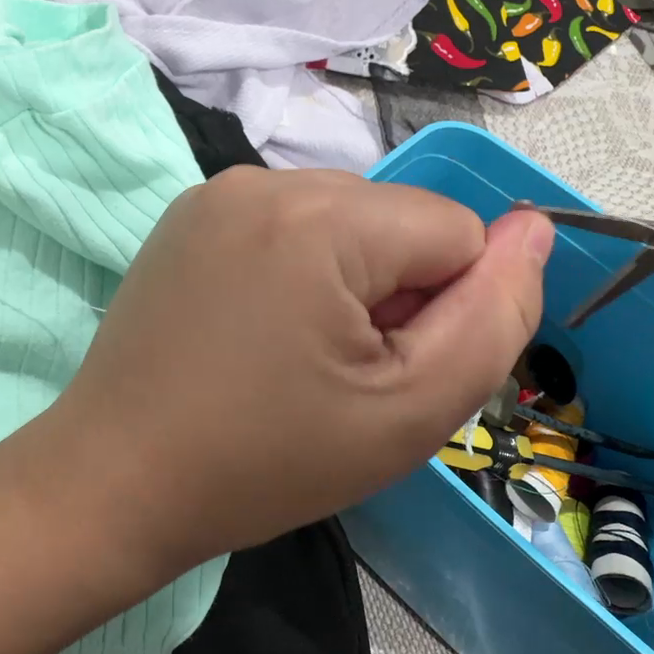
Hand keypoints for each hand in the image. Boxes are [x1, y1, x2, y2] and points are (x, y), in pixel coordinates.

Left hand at [42, 167, 553, 570]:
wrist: (118, 474)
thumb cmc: (266, 457)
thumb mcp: (410, 409)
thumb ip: (494, 316)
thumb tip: (535, 230)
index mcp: (320, 215)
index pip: (455, 230)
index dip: (445, 307)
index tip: (384, 369)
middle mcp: (262, 179)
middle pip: (392, 219)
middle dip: (391, 289)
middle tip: (334, 370)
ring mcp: (213, 192)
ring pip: (339, 219)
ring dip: (343, 279)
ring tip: (289, 354)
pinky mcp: (184, 216)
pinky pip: (280, 224)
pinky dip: (290, 267)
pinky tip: (251, 330)